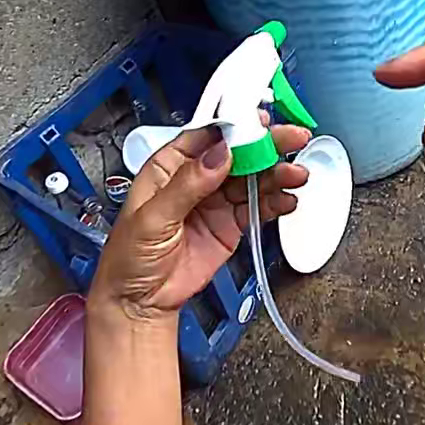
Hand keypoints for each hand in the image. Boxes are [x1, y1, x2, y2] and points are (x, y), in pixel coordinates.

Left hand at [89, 120, 311, 327]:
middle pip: (236, 153)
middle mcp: (196, 178)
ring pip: (251, 178)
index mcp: (169, 166)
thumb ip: (187, 186)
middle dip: (265, 145)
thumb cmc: (129, 256)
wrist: (140, 302)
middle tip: (291, 138)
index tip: (259, 123)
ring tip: (296, 174)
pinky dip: (275, 202)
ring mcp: (215, 201)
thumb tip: (218, 154)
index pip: (205, 137)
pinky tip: (287, 199)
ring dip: (275, 173)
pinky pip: (256, 207)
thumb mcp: (152, 218)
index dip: (234, 127)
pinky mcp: (230, 224)